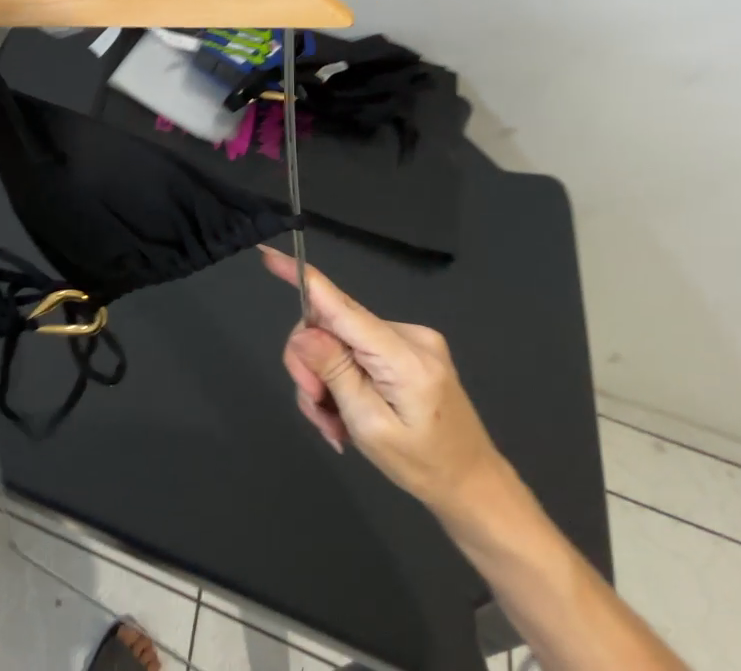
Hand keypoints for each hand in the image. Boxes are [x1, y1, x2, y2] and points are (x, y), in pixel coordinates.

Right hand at [261, 247, 510, 515]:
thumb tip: (303, 332)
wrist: (472, 484)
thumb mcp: (369, 426)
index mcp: (404, 357)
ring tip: (333, 422)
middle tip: (316, 411)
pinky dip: (339, 382)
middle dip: (309, 368)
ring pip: (334, 344)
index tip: (268, 255)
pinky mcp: (404, 351)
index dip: (302, 279)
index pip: (341, 308)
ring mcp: (408, 342)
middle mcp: (408, 336)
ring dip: (323, 383)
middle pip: (328, 329)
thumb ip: (336, 374)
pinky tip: (344, 414)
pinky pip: (351, 353)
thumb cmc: (423, 464)